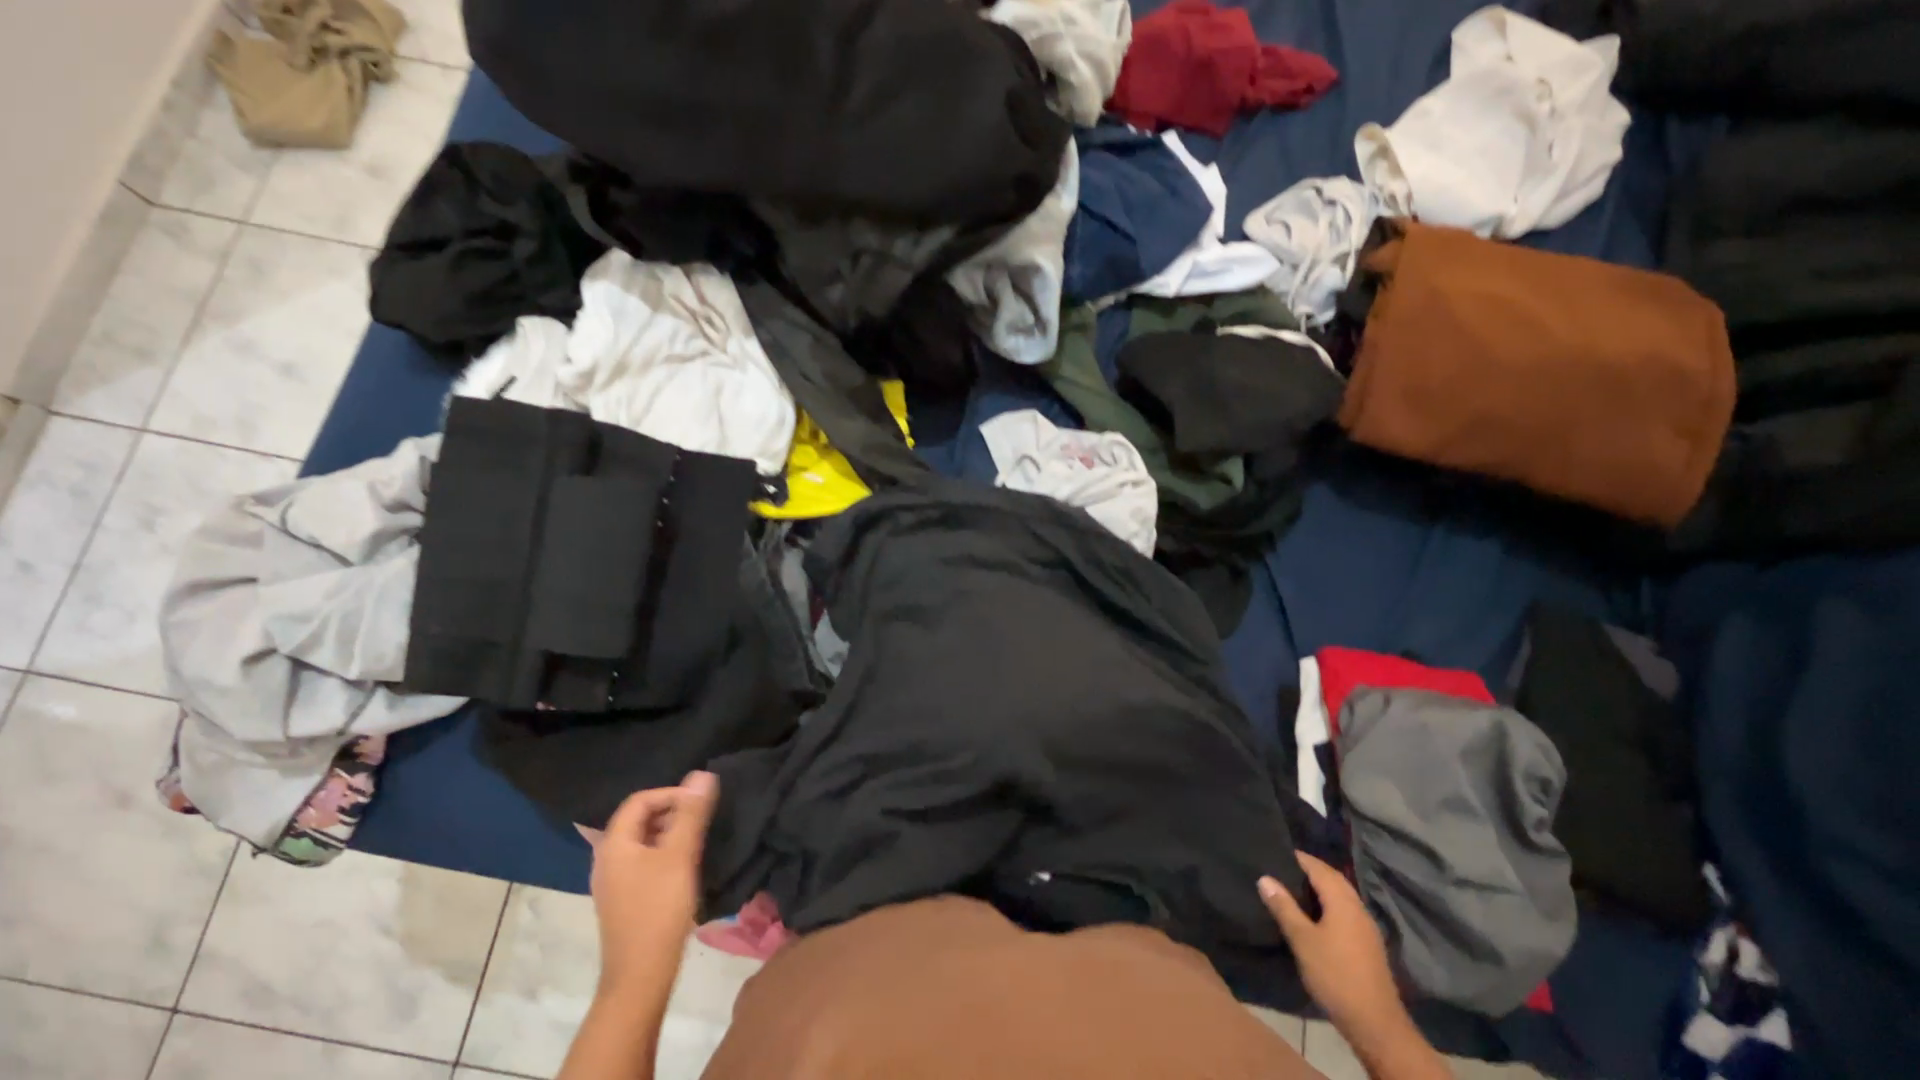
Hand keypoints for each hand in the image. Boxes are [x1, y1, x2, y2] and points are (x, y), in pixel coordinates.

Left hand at [589, 771, 717, 995]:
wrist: (640, 975)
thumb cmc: (659, 910)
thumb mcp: (680, 857)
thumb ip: (691, 815)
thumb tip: (701, 774)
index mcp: (614, 844)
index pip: (639, 800)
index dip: (671, 794)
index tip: (700, 803)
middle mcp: (606, 858)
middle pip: (638, 820)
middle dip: (671, 813)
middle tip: (702, 820)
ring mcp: (612, 882)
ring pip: (641, 843)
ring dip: (669, 835)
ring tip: (698, 842)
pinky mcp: (622, 901)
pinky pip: (642, 864)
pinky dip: (663, 856)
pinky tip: (684, 869)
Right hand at [1259, 852, 1408, 1044]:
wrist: (1374, 1020)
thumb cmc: (1334, 974)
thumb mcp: (1302, 940)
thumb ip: (1284, 907)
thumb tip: (1265, 878)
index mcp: (1343, 902)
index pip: (1320, 868)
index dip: (1300, 858)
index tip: (1277, 852)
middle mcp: (1358, 908)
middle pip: (1334, 879)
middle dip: (1311, 870)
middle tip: (1283, 867)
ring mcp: (1366, 927)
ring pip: (1342, 896)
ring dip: (1321, 887)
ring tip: (1294, 888)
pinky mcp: (1367, 943)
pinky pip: (1346, 911)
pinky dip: (1329, 904)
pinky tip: (1315, 916)